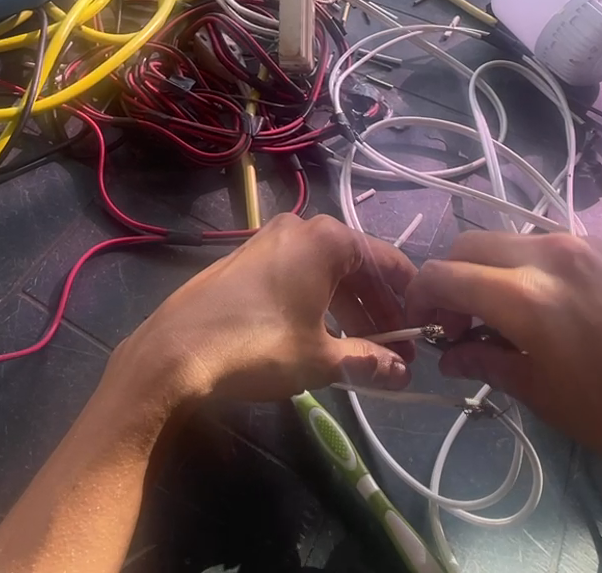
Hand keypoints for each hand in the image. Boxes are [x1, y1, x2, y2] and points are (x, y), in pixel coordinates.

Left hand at [116, 213, 417, 403]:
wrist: (178, 349)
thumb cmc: (260, 345)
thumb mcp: (322, 358)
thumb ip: (369, 361)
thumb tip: (402, 372)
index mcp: (325, 239)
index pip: (386, 261)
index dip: (408, 297)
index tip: (424, 328)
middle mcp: (297, 228)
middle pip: (354, 265)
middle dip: (377, 308)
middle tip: (396, 351)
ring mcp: (266, 241)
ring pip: (323, 272)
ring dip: (347, 309)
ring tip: (361, 352)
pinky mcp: (243, 261)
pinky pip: (295, 275)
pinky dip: (315, 302)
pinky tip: (319, 337)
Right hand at [405, 231, 601, 510]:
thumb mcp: (553, 401)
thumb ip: (491, 364)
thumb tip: (453, 353)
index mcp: (525, 293)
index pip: (444, 273)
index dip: (420, 294)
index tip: (420, 321)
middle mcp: (552, 252)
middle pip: (473, 243)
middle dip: (453, 277)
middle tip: (460, 324)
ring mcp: (592, 246)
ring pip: (516, 240)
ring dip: (495, 270)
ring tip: (510, 318)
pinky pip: (559, 247)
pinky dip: (537, 268)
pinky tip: (560, 311)